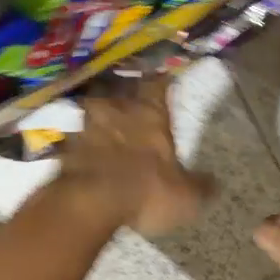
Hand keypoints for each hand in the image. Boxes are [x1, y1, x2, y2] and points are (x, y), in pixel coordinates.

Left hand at [55, 75, 213, 236]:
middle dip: (122, 90)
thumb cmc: (145, 191)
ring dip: (96, 111)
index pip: (157, 85)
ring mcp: (87, 126)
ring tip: (100, 119)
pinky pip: (72, 136)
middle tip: (125, 94)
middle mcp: (118, 111)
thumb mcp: (184, 196)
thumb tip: (214, 183)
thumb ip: (199, 186)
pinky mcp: (65, 146)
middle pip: (117, 87)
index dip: (160, 80)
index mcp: (151, 115)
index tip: (163, 77)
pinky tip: (80, 149)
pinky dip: (77, 140)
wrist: (89, 202)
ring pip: (91, 106)